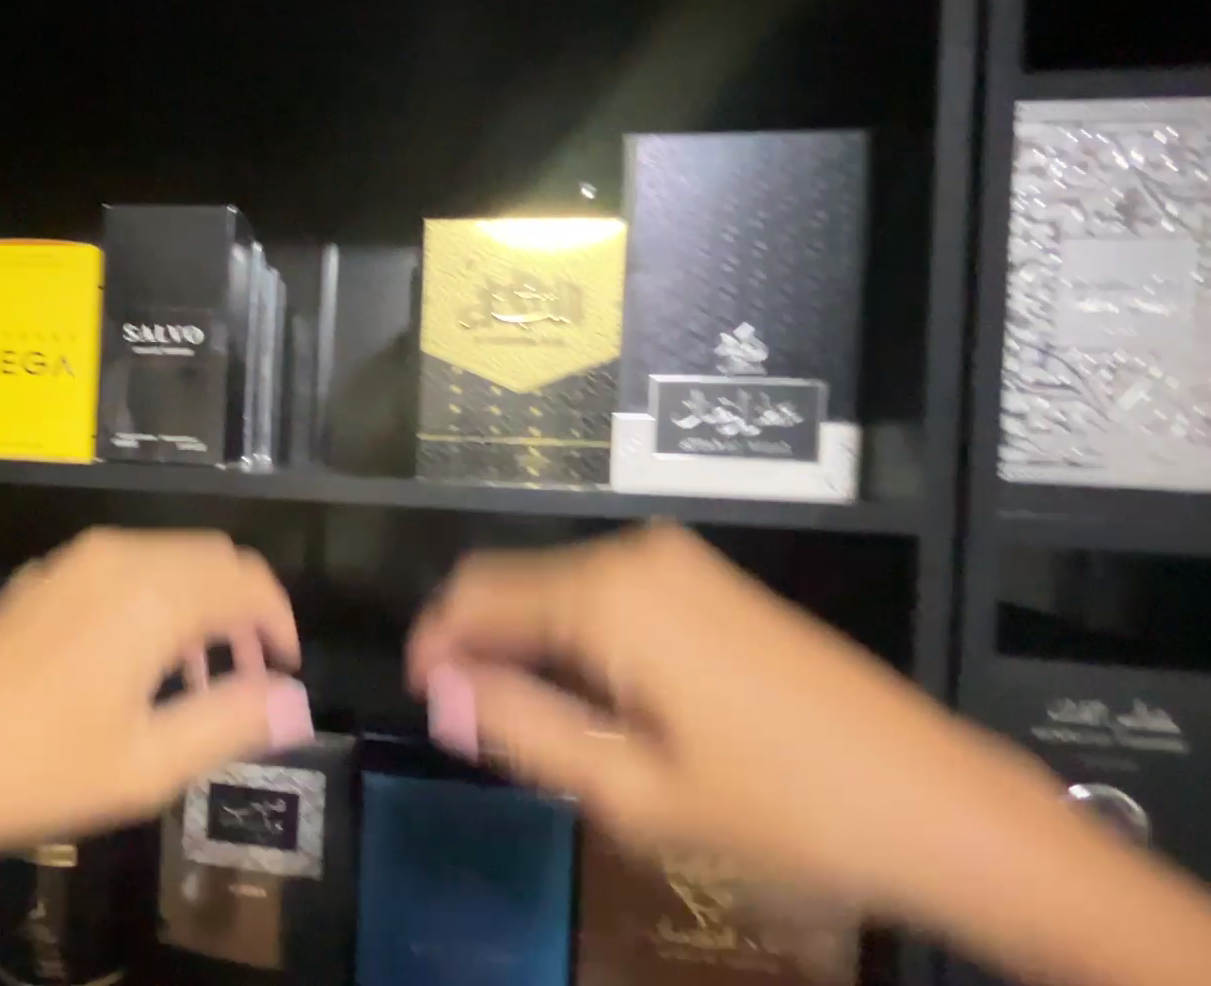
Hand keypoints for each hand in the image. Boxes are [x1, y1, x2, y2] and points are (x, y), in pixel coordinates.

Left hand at [0, 528, 311, 941]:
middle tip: (252, 672)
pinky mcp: (45, 575)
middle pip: (213, 558)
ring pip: (170, 557)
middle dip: (245, 607)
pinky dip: (158, 596)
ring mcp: (75, 561)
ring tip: (198, 675)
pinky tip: (139, 656)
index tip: (287, 670)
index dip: (281, 622)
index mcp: (154, 596)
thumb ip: (234, 722)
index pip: (248, 582)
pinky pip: (125, 566)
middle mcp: (119, 559)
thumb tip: (299, 703)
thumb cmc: (44, 771)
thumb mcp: (151, 763)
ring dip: (202, 602)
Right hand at [405, 522, 1068, 918]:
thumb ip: (519, 728)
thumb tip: (439, 691)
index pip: (475, 595)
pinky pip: (600, 590)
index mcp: (607, 597)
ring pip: (553, 586)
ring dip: (523, 643)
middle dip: (477, 644)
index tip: (423, 696)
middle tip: (475, 719)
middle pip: (511, 583)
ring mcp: (673, 561)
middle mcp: (633, 557)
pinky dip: (569, 634)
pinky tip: (592, 692)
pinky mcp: (701, 578)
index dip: (435, 642)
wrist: (943, 805)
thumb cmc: (781, 809)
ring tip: (534, 718)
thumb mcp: (632, 790)